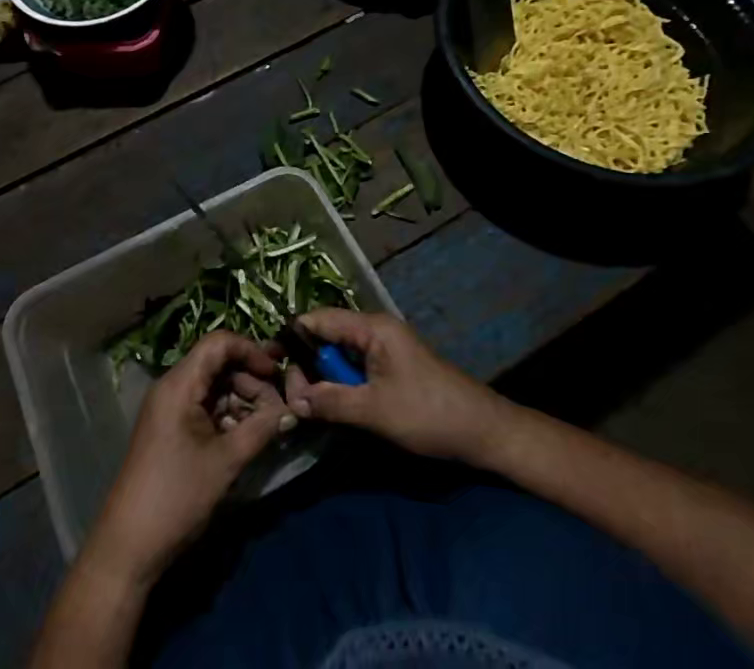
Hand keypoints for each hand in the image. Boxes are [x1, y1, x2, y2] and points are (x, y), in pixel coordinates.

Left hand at [83, 331, 295, 585]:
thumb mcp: (226, 460)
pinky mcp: (173, 428)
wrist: (132, 541)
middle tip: (279, 410)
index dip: (251, 351)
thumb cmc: (178, 494)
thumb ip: (262, 428)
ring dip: (243, 401)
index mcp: (180, 384)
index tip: (278, 373)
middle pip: (219, 365)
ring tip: (268, 427)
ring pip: (215, 388)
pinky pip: (206, 408)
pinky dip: (229, 417)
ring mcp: (171, 408)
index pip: (219, 343)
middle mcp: (173, 387)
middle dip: (252, 381)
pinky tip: (247, 438)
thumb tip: (291, 410)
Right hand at [284, 308, 508, 463]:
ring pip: (339, 356)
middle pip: (326, 337)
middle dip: (306, 364)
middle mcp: (376, 331)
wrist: (485, 433)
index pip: (318, 319)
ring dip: (323, 377)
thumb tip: (291, 398)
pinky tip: (331, 406)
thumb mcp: (374, 411)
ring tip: (305, 402)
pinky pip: (354, 369)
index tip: (268, 361)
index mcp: (372, 328)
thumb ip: (329, 401)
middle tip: (291, 394)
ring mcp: (385, 350)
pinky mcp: (391, 369)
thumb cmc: (429, 414)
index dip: (291, 338)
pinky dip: (340, 384)